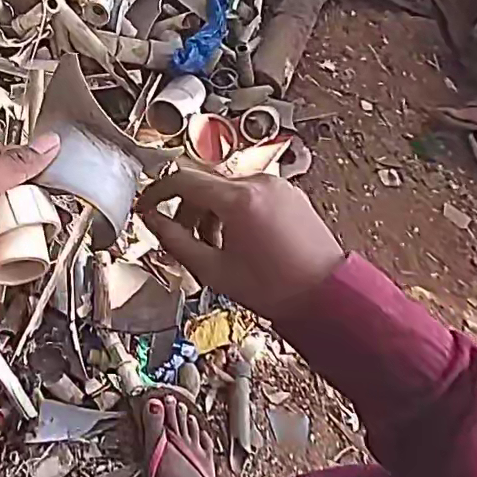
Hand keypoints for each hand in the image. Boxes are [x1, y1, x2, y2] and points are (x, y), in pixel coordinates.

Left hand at [0, 133, 61, 256]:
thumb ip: (11, 165)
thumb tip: (44, 146)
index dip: (19, 160)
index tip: (43, 164)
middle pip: (0, 193)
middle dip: (21, 198)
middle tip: (38, 199)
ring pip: (2, 223)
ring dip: (18, 226)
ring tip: (30, 226)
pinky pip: (0, 251)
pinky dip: (12, 251)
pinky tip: (17, 250)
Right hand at [136, 170, 344, 318]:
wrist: (329, 296)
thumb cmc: (279, 288)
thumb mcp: (212, 269)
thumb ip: (174, 241)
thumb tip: (154, 223)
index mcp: (238, 199)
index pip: (182, 180)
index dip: (156, 193)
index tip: (146, 204)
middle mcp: (258, 184)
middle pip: (203, 185)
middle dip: (186, 210)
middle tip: (182, 236)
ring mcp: (276, 187)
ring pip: (224, 189)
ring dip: (209, 211)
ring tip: (214, 245)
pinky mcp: (288, 194)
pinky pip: (247, 193)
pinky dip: (232, 210)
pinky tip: (235, 239)